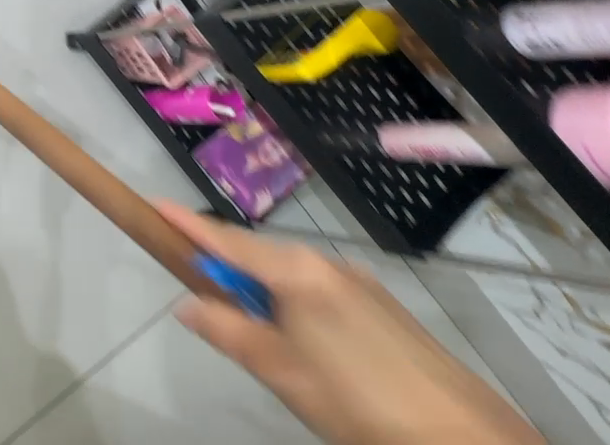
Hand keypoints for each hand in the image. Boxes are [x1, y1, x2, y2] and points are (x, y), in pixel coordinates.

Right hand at [158, 201, 541, 444]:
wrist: (471, 443)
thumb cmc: (358, 401)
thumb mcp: (280, 371)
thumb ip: (227, 330)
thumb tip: (187, 304)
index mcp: (297, 272)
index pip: (226, 240)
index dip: (187, 223)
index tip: (153, 204)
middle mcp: (328, 265)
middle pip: (258, 254)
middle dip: (226, 266)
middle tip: (203, 293)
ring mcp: (363, 285)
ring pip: (291, 274)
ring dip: (263, 289)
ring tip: (259, 332)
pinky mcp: (388, 310)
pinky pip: (320, 290)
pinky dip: (295, 302)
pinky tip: (304, 341)